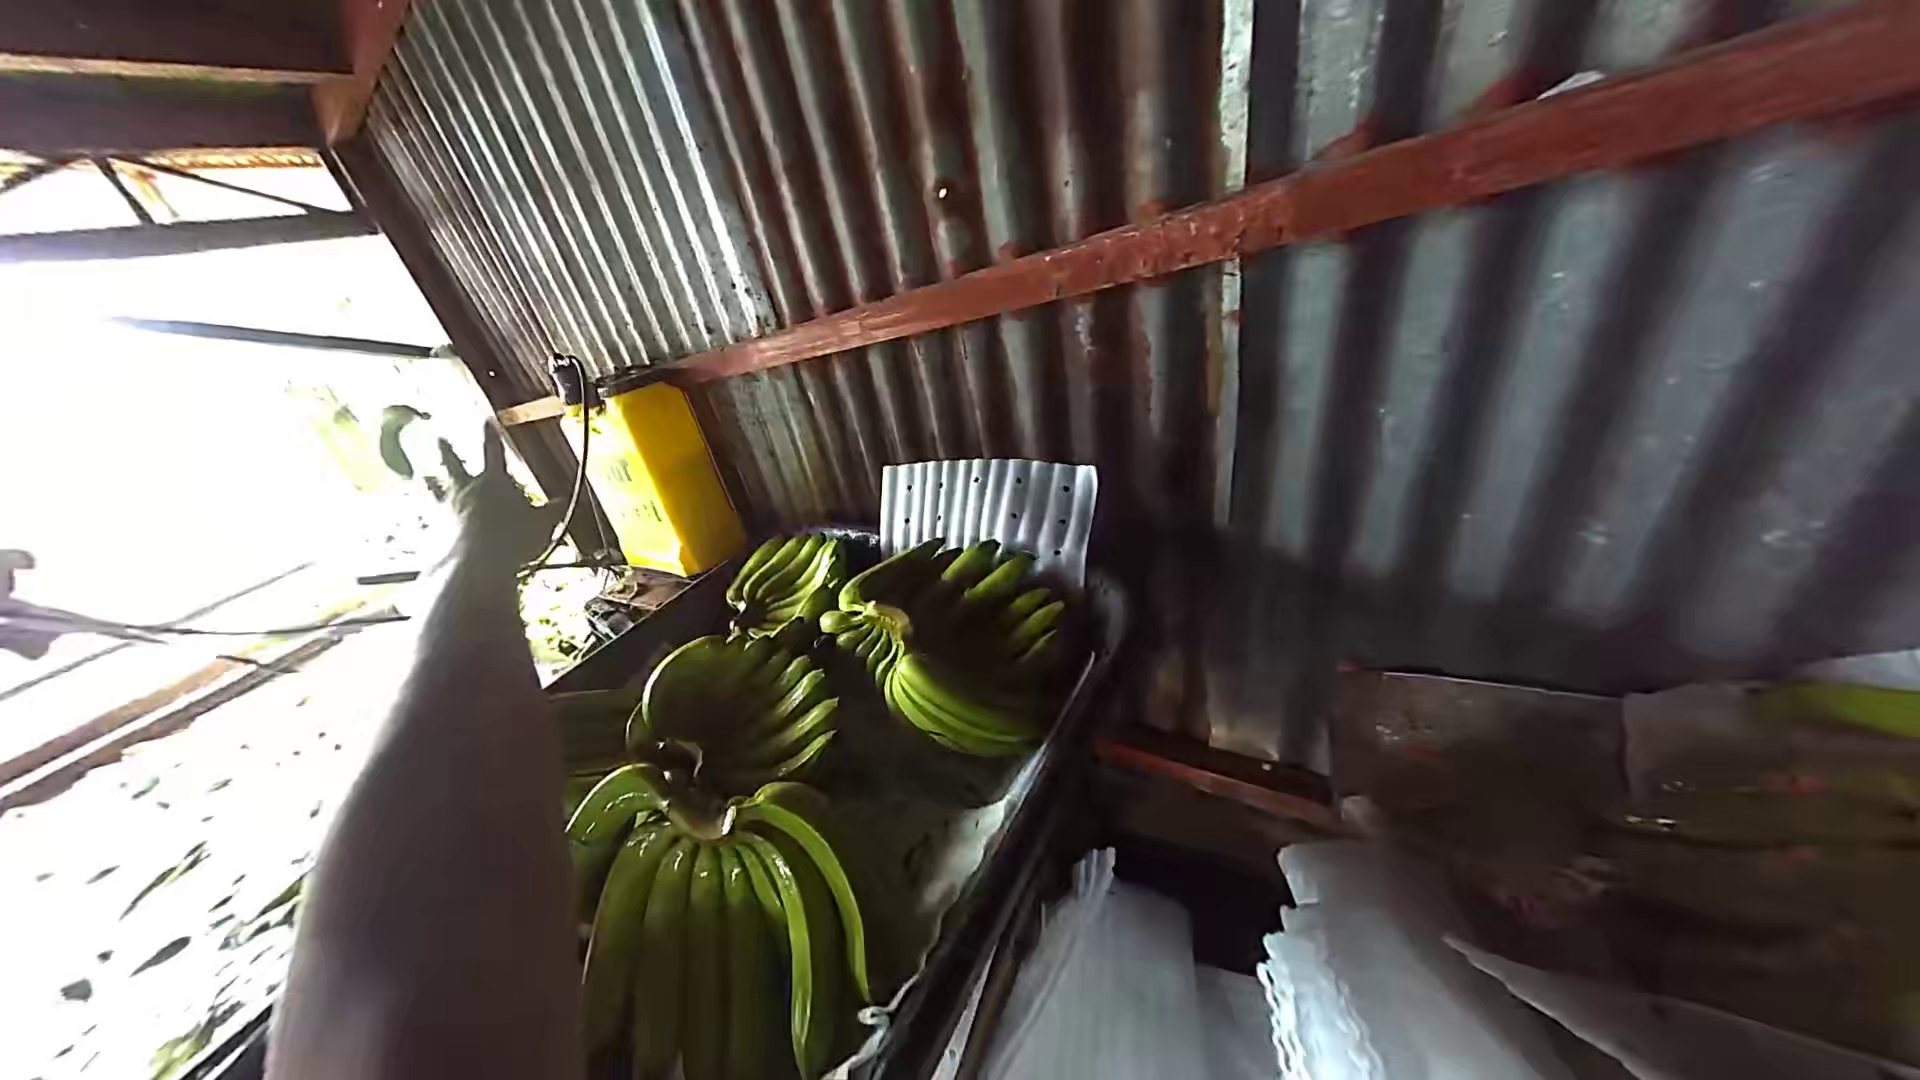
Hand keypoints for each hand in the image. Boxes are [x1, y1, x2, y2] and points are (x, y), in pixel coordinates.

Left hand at [442, 425, 562, 570]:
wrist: (478, 562)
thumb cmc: (514, 536)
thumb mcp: (542, 523)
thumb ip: (551, 510)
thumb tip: (564, 499)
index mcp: (494, 482)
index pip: (494, 452)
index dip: (491, 435)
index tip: (486, 420)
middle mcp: (466, 490)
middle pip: (454, 464)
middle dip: (447, 450)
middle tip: (438, 437)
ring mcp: (448, 508)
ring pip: (437, 489)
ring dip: (431, 482)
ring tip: (423, 476)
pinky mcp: (437, 529)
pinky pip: (434, 516)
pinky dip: (434, 515)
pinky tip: (432, 520)